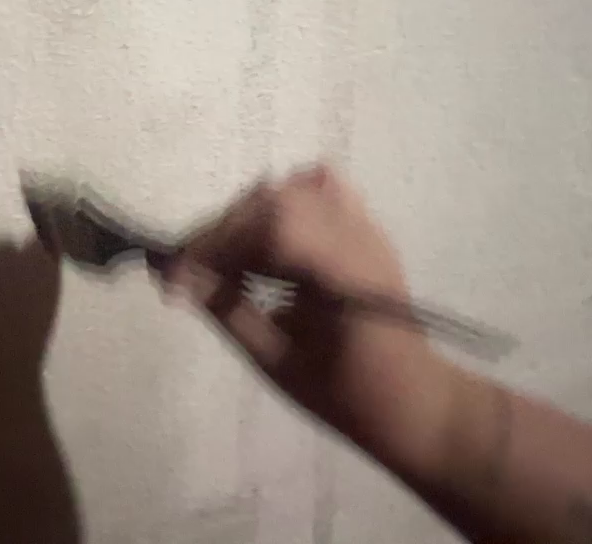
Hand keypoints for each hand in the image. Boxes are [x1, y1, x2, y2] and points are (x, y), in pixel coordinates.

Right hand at [167, 165, 452, 461]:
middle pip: (273, 201)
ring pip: (289, 189)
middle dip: (221, 231)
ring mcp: (364, 225)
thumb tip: (176, 275)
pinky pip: (318, 186)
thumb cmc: (349, 396)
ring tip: (228, 258)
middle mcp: (358, 237)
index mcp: (346, 276)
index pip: (268, 229)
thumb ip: (226, 310)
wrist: (418, 405)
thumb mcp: (278, 363)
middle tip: (193, 272)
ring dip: (246, 217)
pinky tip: (268, 233)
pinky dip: (283, 198)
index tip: (173, 277)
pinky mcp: (362, 224)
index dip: (212, 244)